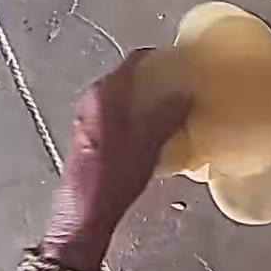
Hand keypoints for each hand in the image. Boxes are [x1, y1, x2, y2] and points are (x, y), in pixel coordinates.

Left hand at [44, 49, 189, 267]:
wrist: (84, 213)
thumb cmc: (115, 174)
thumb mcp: (150, 142)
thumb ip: (169, 112)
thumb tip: (186, 91)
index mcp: (105, 93)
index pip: (135, 60)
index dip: (159, 57)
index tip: (182, 60)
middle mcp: (92, 99)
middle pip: (128, 76)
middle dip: (155, 77)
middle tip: (184, 84)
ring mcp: (87, 117)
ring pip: (123, 94)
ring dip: (147, 97)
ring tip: (175, 104)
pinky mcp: (89, 134)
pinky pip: (117, 110)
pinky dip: (136, 111)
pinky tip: (155, 126)